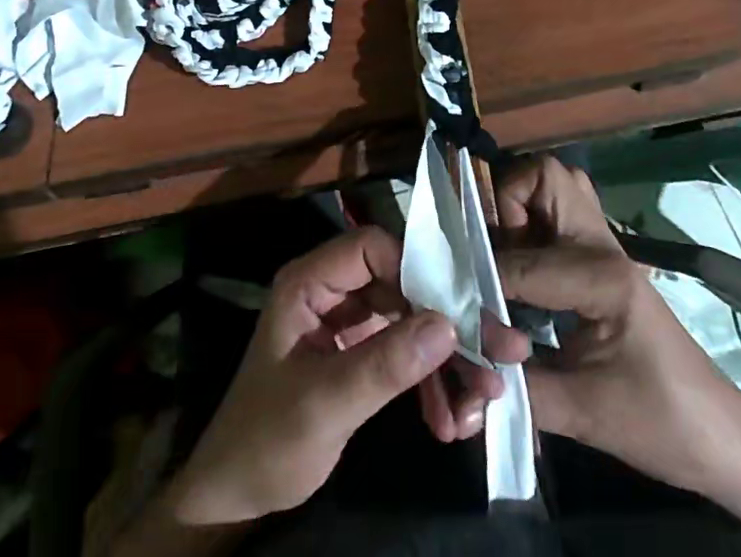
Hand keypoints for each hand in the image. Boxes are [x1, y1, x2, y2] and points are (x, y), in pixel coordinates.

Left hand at [162, 227, 476, 525]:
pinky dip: (433, 381)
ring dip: (449, 359)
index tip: (464, 311)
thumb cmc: (266, 439)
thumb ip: (384, 364)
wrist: (238, 490)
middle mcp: (331, 293)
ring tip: (484, 401)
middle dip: (450, 322)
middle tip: (502, 354)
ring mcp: (348, 322)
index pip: (372, 249)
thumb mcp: (324, 404)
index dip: (418, 271)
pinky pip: (408, 351)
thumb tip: (449, 325)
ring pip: (412, 319)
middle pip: (402, 284)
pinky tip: (452, 421)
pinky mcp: (361, 352)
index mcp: (309, 284)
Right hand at [491, 155, 740, 495]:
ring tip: (501, 258)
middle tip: (485, 256)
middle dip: (502, 205)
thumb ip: (510, 381)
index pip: (517, 263)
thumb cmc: (659, 424)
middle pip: (542, 177)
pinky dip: (530, 225)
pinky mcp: (603, 261)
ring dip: (517, 208)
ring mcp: (606, 249)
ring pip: (554, 186)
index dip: (480, 288)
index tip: (460, 316)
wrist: (722, 440)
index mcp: (602, 278)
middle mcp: (603, 247)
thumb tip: (458, 362)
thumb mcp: (578, 412)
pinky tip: (517, 274)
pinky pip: (560, 215)